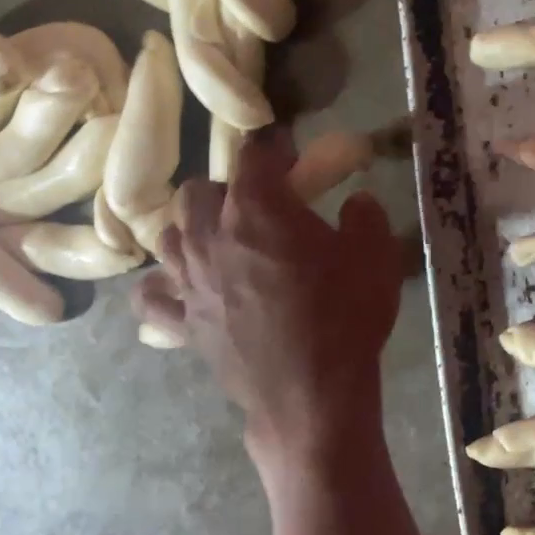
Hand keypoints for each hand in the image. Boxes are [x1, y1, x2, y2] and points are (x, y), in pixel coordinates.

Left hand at [136, 127, 400, 455]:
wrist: (311, 388)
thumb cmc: (348, 315)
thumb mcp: (379, 258)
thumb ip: (366, 220)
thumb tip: (356, 201)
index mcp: (259, 211)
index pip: (256, 159)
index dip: (274, 147)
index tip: (290, 146)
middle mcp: (209, 236)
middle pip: (199, 192)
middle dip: (230, 189)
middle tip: (265, 205)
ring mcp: (188, 279)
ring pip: (170, 234)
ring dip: (195, 228)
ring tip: (225, 241)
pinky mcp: (181, 319)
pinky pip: (155, 292)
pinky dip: (168, 283)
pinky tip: (187, 287)